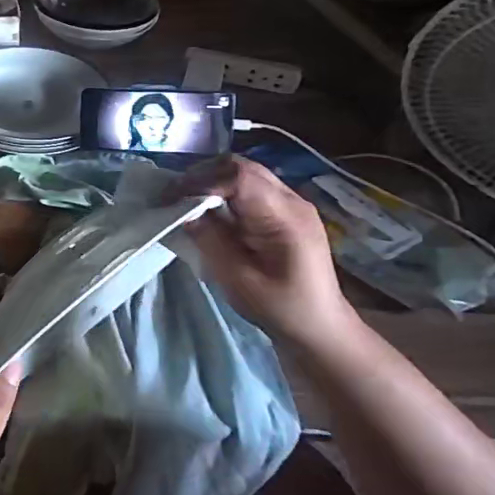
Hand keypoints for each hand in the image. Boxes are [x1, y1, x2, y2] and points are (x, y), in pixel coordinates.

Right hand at [180, 156, 359, 348]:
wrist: (320, 328)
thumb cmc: (280, 307)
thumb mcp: (238, 279)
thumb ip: (210, 239)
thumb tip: (182, 210)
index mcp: (286, 217)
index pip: (240, 177)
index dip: (202, 181)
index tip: (173, 200)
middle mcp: (292, 201)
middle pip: (241, 166)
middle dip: (202, 176)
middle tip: (175, 197)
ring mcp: (291, 203)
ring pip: (243, 171)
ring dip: (212, 180)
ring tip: (187, 201)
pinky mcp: (284, 210)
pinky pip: (249, 185)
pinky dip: (223, 189)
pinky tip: (210, 209)